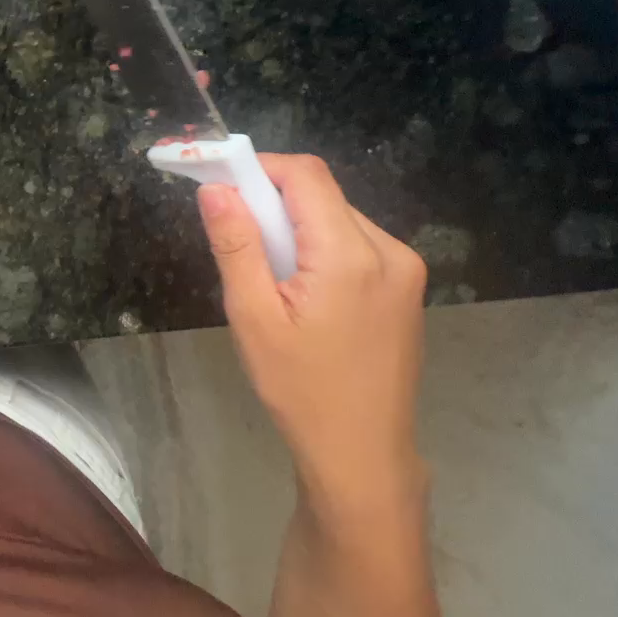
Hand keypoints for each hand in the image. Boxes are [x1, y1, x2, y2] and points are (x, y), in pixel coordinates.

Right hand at [197, 155, 428, 516]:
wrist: (361, 450)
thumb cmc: (298, 386)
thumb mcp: (252, 315)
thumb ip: (235, 245)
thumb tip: (214, 188)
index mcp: (350, 255)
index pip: (305, 175)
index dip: (256, 166)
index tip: (213, 181)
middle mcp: (389, 251)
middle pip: (320, 194)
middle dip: (269, 200)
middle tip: (230, 236)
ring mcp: (403, 269)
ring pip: (334, 216)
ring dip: (290, 225)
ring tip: (262, 274)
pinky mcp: (404, 287)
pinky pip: (351, 242)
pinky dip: (313, 245)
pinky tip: (295, 287)